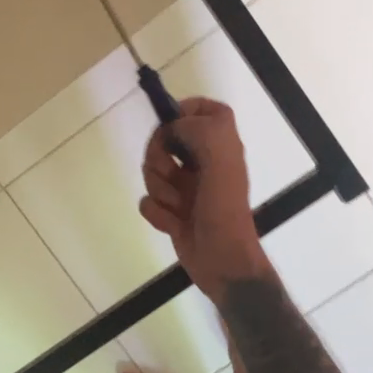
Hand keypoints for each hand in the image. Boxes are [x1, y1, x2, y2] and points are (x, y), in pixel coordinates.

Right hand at [138, 98, 271, 296]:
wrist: (223, 263)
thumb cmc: (224, 212)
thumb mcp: (220, 163)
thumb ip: (202, 132)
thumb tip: (174, 124)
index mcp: (220, 145)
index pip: (204, 110)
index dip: (184, 111)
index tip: (170, 126)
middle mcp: (202, 162)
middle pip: (165, 140)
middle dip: (159, 159)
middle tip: (171, 174)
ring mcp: (185, 187)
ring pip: (152, 172)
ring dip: (160, 191)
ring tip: (179, 208)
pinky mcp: (171, 211)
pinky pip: (148, 201)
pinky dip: (157, 214)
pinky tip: (174, 224)